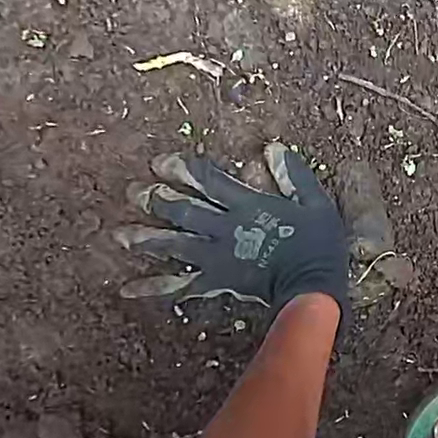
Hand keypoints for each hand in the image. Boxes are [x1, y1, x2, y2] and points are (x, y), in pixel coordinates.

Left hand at [114, 143, 349, 319]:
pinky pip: (180, 284)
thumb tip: (273, 148)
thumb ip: (294, 175)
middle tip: (132, 192)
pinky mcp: (216, 280)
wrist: (312, 288)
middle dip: (156, 200)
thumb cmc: (318, 244)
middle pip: (184, 211)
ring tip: (119, 234)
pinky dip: (153, 287)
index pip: (209, 182)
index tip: (160, 163)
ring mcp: (217, 256)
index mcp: (248, 205)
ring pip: (174, 245)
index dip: (183, 170)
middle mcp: (225, 228)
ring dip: (146, 239)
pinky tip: (128, 288)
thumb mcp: (315, 202)